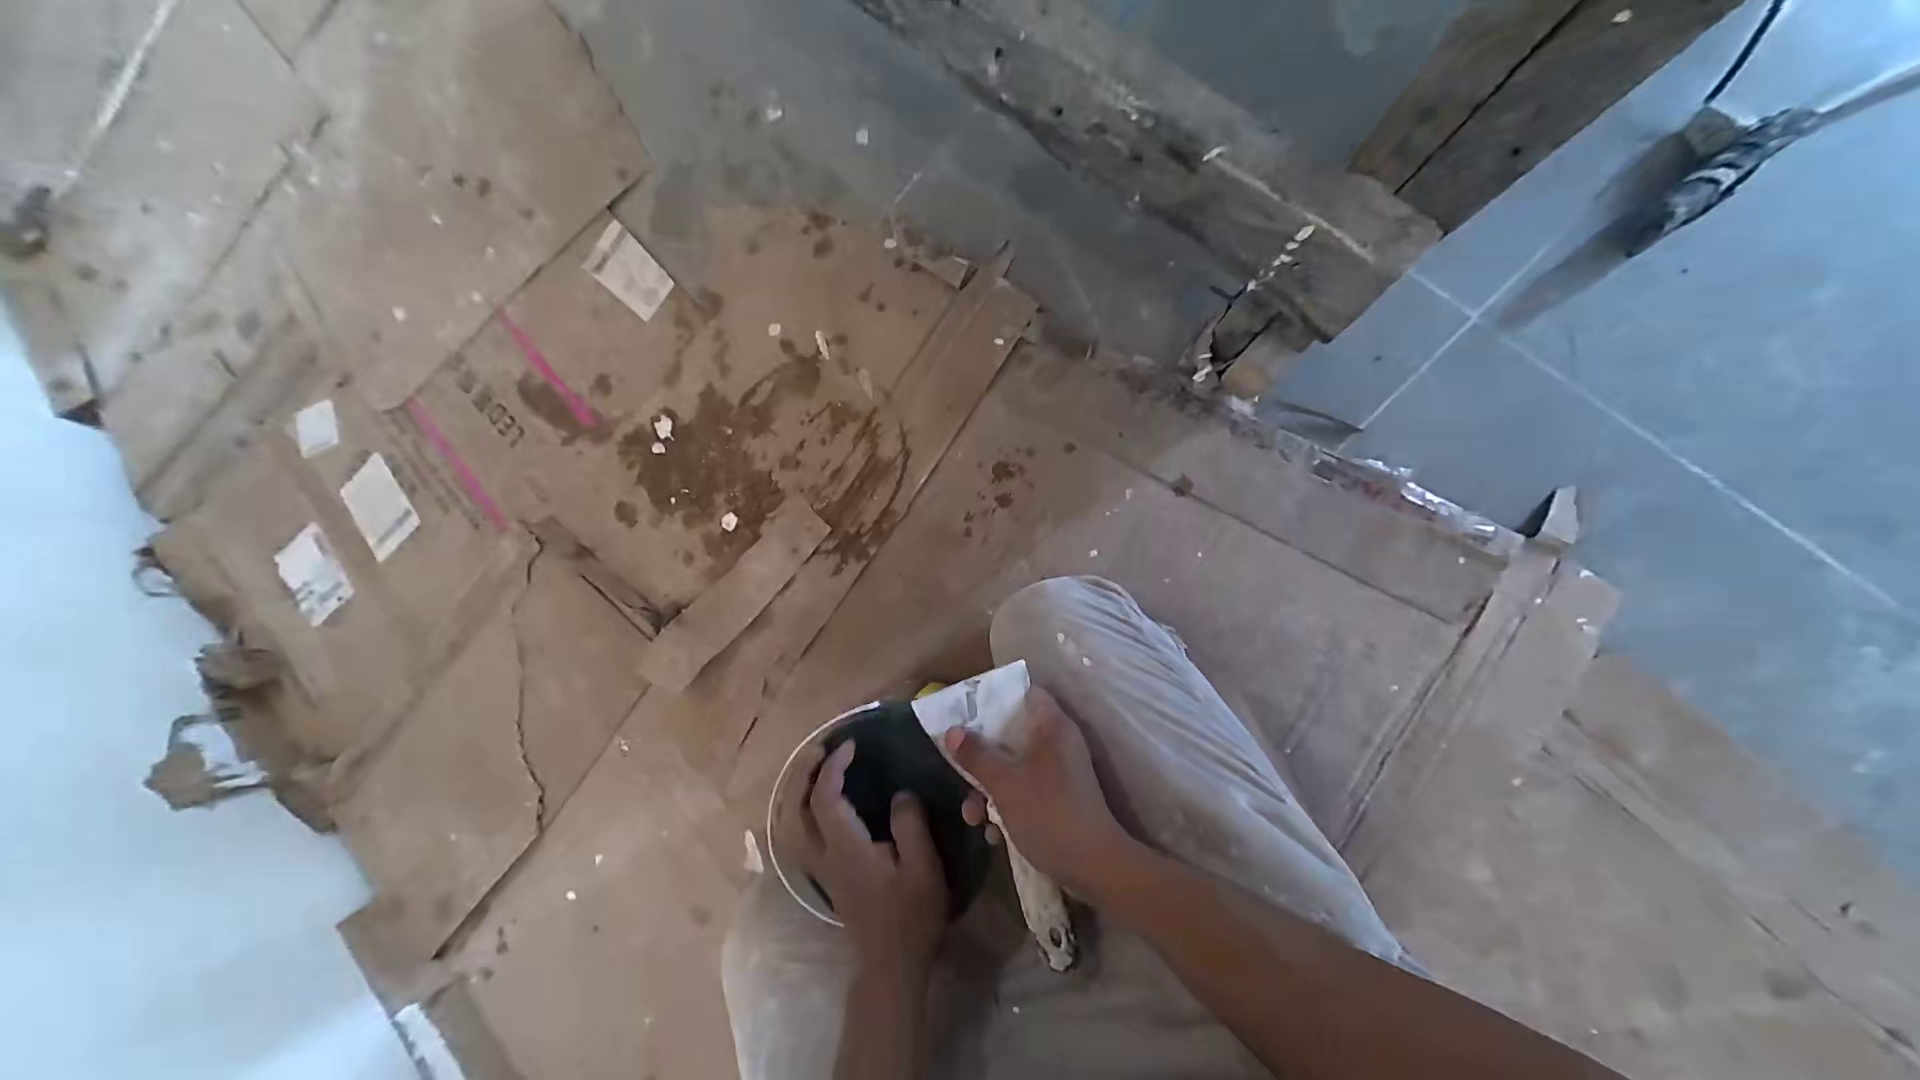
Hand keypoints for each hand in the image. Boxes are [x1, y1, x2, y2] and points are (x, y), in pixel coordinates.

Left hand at [784, 740, 947, 974]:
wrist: (892, 964)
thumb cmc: (911, 915)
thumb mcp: (923, 866)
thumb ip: (910, 824)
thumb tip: (900, 794)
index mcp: (846, 847)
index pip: (825, 797)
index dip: (833, 767)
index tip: (851, 745)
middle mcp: (825, 855)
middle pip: (796, 808)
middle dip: (805, 774)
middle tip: (821, 748)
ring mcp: (822, 868)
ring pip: (794, 823)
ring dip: (800, 791)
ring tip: (819, 768)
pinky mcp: (828, 877)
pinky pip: (804, 833)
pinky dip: (805, 809)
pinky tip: (824, 803)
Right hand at [943, 688, 1136, 900]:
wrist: (1095, 868)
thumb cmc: (1049, 814)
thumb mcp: (1005, 784)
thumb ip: (977, 755)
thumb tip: (952, 731)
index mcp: (1052, 726)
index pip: (1024, 693)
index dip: (995, 698)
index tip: (966, 711)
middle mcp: (1058, 742)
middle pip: (1012, 733)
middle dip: (982, 755)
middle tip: (959, 770)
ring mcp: (1059, 772)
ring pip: (1014, 765)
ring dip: (988, 788)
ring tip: (972, 816)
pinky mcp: (1058, 798)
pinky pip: (1024, 790)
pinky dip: (1006, 805)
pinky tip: (992, 833)